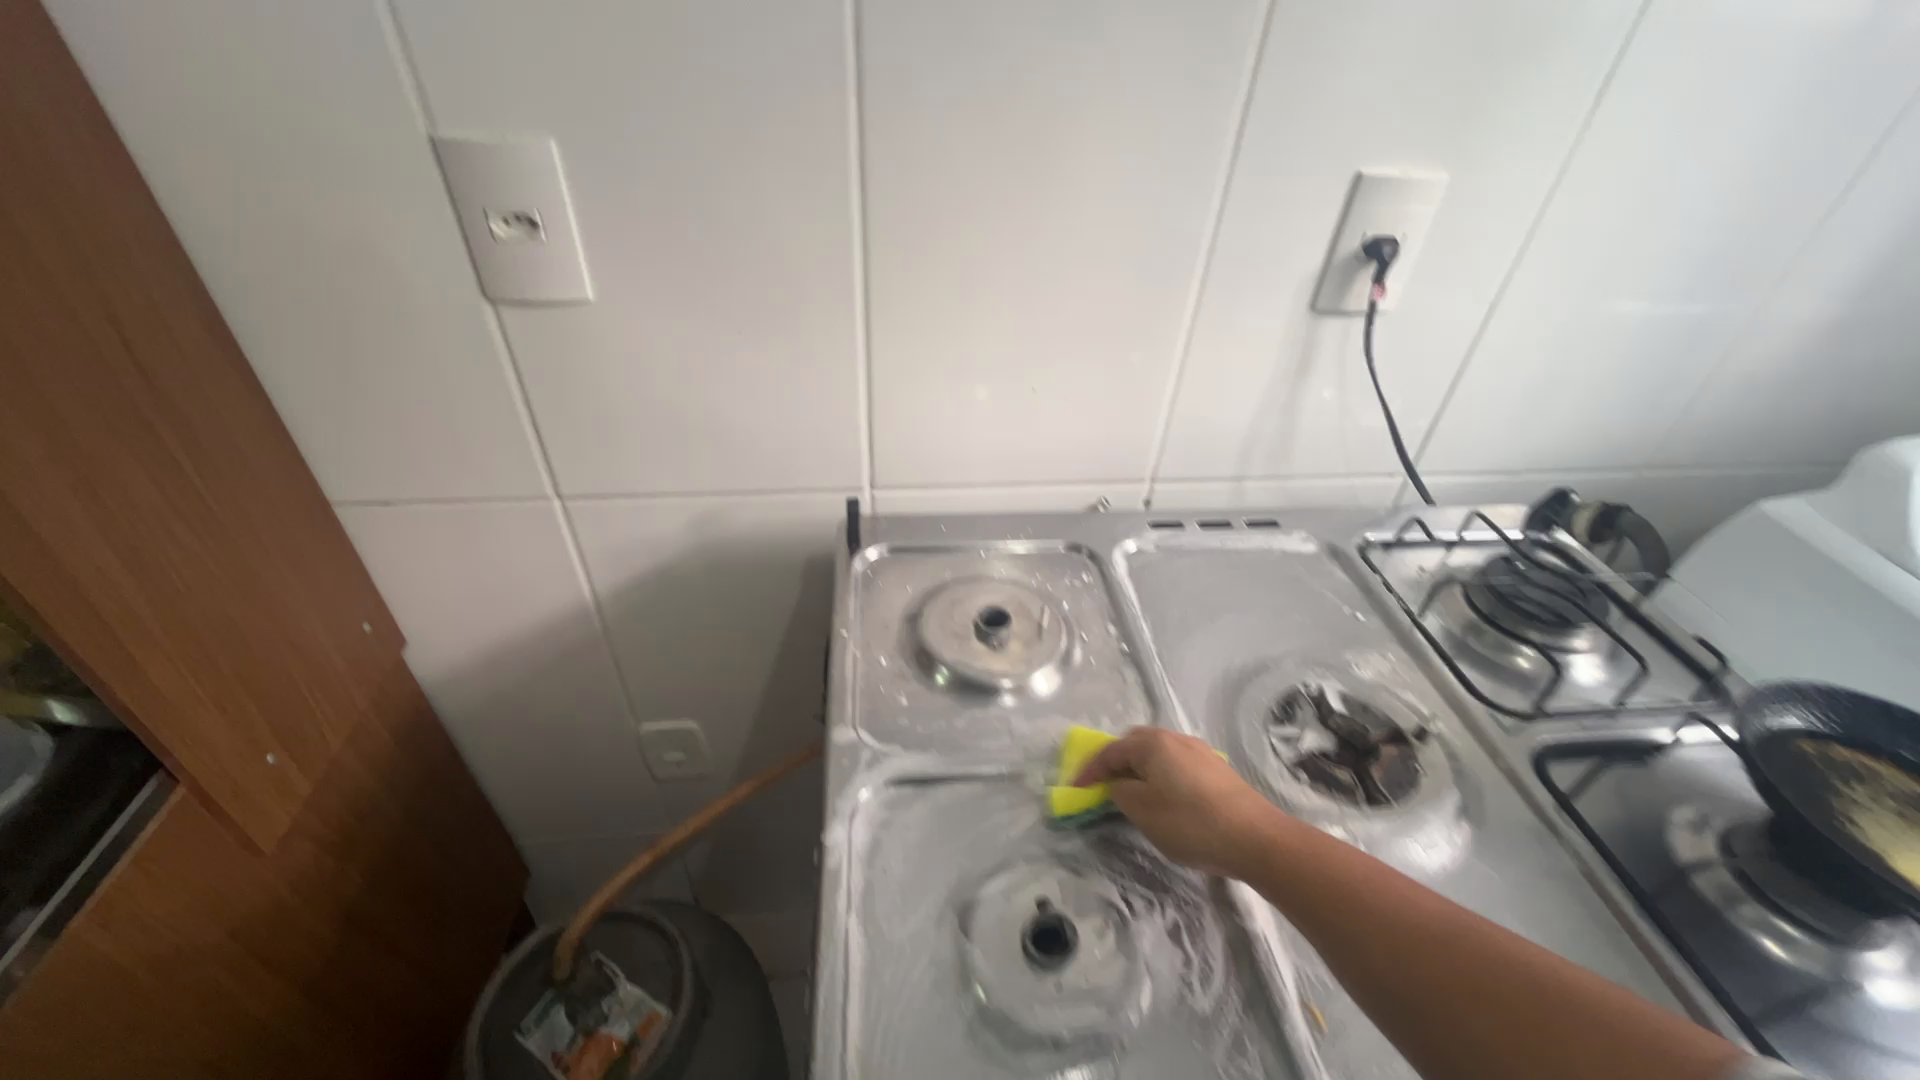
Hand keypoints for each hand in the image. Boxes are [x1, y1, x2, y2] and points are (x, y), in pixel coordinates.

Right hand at [1073, 726, 1286, 878]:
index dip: (1089, 770)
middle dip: (1116, 763)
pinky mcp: (1217, 770)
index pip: (1110, 751)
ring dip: (1140, 770)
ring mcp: (1200, 752)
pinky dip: (1161, 777)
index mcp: (1153, 743)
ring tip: (1133, 796)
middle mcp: (1176, 738)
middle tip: (1104, 787)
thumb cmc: (1190, 823)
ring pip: (1158, 754)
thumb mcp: (1142, 811)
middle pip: (1135, 744)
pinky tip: (1166, 800)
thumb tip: (1119, 784)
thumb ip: (1120, 791)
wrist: (1257, 839)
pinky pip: (1177, 766)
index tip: (1075, 790)